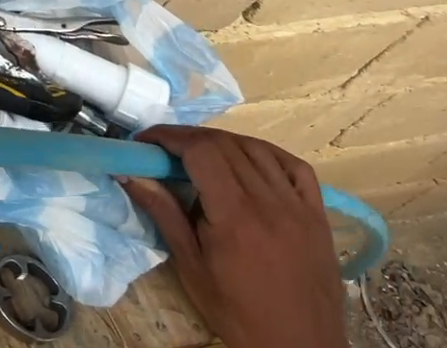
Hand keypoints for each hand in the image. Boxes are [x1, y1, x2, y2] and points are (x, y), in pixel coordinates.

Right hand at [120, 126, 345, 347]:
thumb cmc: (236, 309)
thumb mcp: (189, 264)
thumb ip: (162, 212)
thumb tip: (128, 173)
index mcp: (237, 216)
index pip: (201, 151)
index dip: (168, 136)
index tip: (144, 142)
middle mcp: (272, 204)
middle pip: (226, 144)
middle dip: (188, 137)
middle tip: (162, 149)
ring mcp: (300, 209)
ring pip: (258, 150)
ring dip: (222, 141)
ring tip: (199, 153)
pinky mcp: (319, 218)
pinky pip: (296, 169)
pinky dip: (267, 154)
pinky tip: (248, 159)